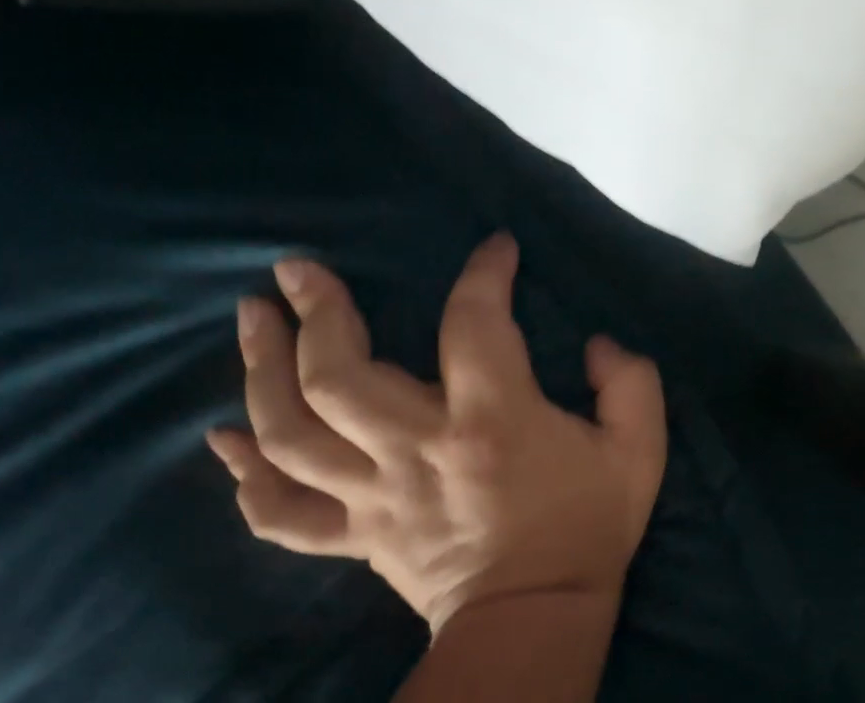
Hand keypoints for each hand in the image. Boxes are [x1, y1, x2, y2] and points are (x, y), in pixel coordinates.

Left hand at [206, 233, 667, 632]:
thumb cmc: (589, 524)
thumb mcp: (638, 447)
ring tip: (251, 320)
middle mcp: (415, 449)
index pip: (473, 323)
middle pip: (339, 375)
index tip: (496, 248)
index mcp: (491, 421)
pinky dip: (246, 476)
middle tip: (297, 269)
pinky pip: (280, 513)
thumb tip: (597, 344)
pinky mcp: (354, 536)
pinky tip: (226, 437)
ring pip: (291, 433)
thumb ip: (630, 382)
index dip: (483, 274)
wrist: (539, 616)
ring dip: (261, 372)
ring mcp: (373, 497)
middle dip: (315, 313)